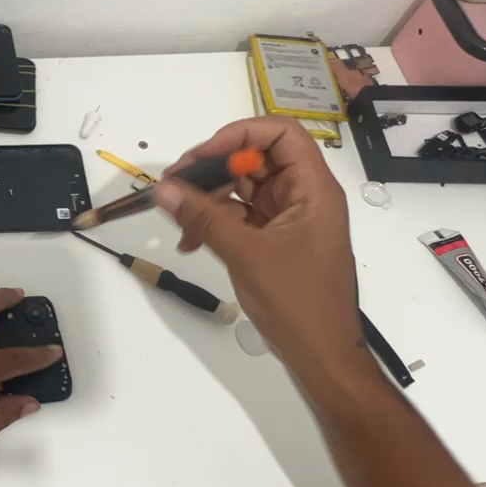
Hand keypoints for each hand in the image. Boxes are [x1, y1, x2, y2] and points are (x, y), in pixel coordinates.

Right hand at [154, 117, 362, 371]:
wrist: (321, 352)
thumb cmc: (297, 300)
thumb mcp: (245, 254)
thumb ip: (203, 217)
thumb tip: (164, 188)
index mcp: (312, 189)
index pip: (281, 134)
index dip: (241, 134)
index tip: (203, 155)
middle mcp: (302, 196)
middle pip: (255, 160)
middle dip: (213, 169)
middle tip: (175, 184)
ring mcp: (287, 218)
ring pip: (242, 189)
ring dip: (207, 199)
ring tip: (178, 219)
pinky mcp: (273, 239)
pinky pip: (239, 216)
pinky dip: (213, 223)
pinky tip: (189, 241)